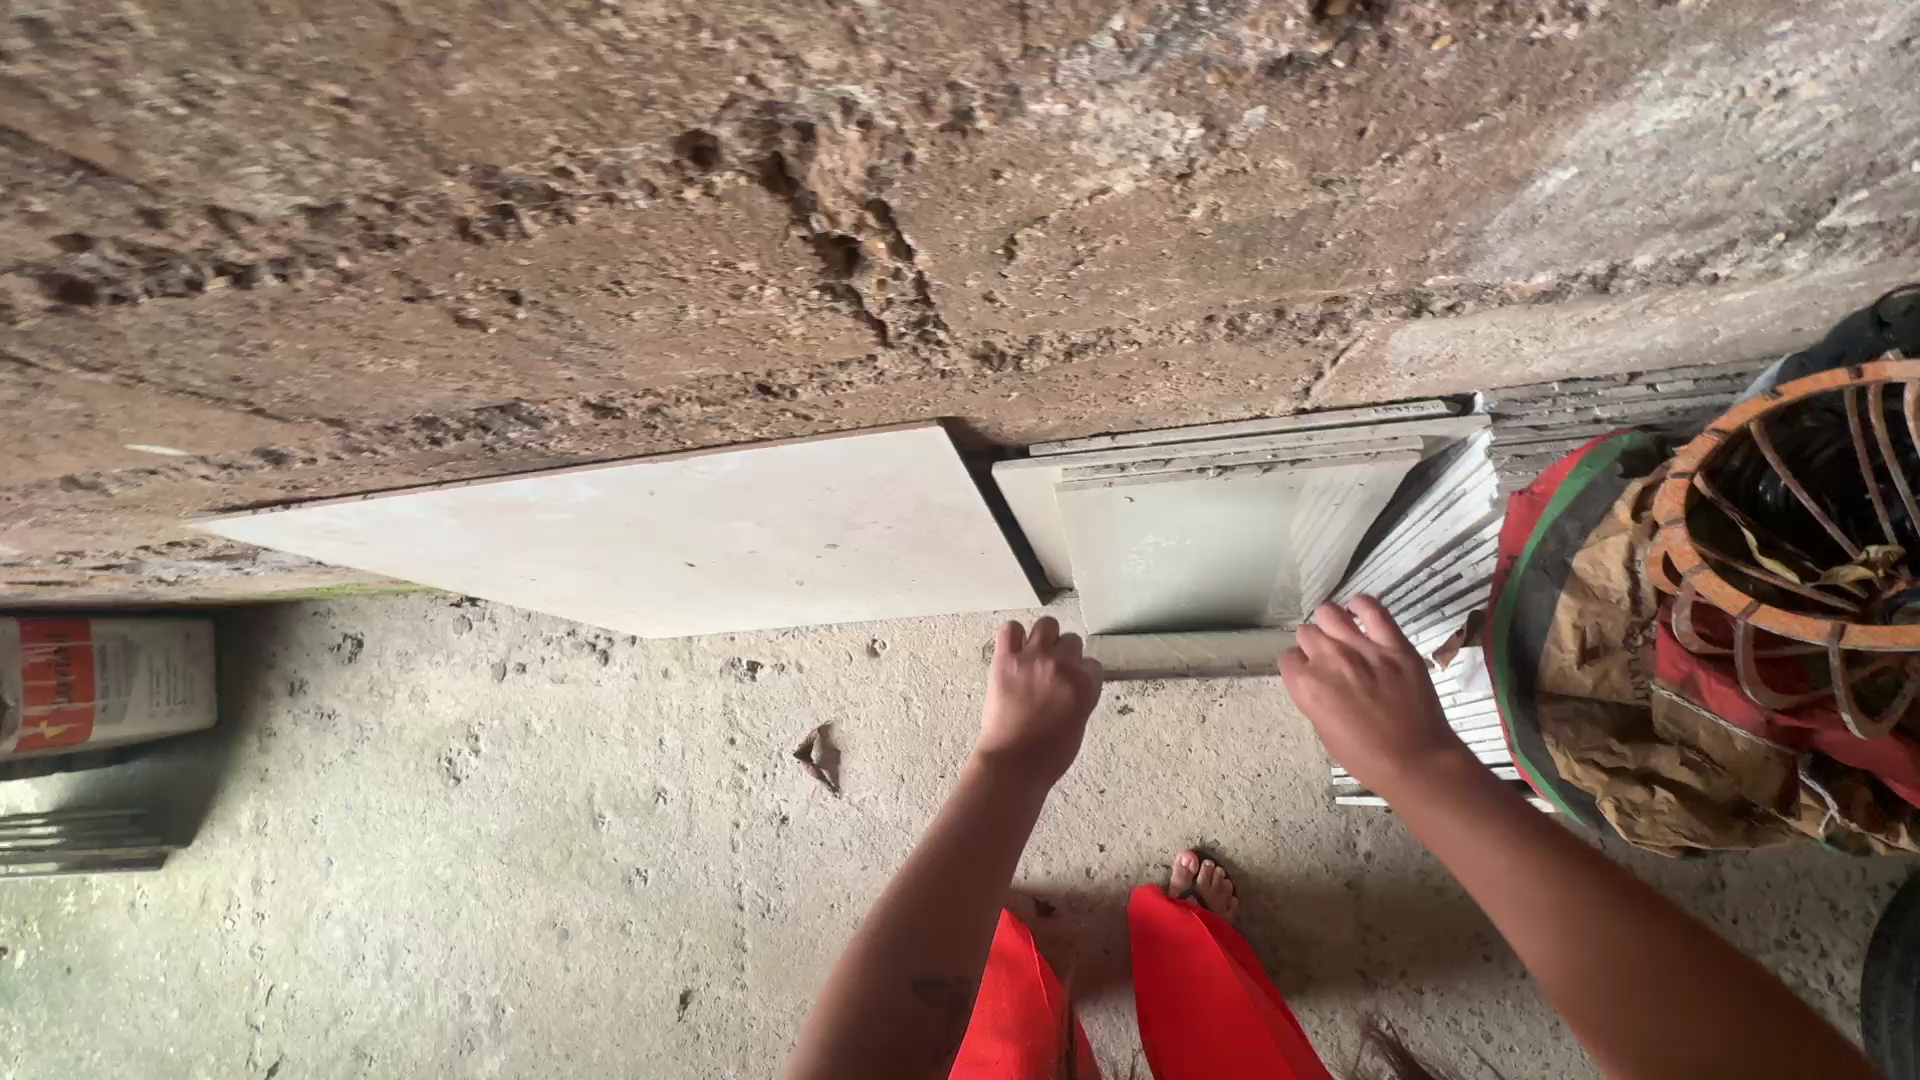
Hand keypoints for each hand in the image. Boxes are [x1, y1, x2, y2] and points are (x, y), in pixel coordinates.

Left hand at [972, 616, 1103, 788]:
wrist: (1012, 763)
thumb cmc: (1049, 754)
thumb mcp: (1079, 723)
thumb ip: (1081, 694)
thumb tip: (1074, 679)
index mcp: (1084, 684)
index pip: (1093, 663)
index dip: (1082, 674)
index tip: (1071, 684)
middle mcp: (1061, 665)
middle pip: (1072, 641)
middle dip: (1065, 655)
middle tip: (1052, 671)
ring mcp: (1032, 659)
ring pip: (1047, 625)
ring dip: (1044, 638)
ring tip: (1035, 654)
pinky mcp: (1005, 659)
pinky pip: (1010, 629)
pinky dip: (1013, 636)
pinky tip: (1014, 650)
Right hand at [1278, 597, 1472, 791]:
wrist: (1417, 761)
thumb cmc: (1364, 755)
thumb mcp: (1322, 728)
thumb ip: (1312, 694)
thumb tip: (1315, 675)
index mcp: (1306, 686)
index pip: (1288, 657)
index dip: (1299, 664)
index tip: (1311, 672)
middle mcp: (1329, 661)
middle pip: (1307, 633)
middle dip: (1314, 644)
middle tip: (1330, 658)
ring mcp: (1363, 650)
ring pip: (1329, 613)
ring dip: (1330, 622)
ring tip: (1341, 633)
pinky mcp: (1394, 646)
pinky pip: (1373, 610)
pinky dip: (1362, 605)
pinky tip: (1358, 610)